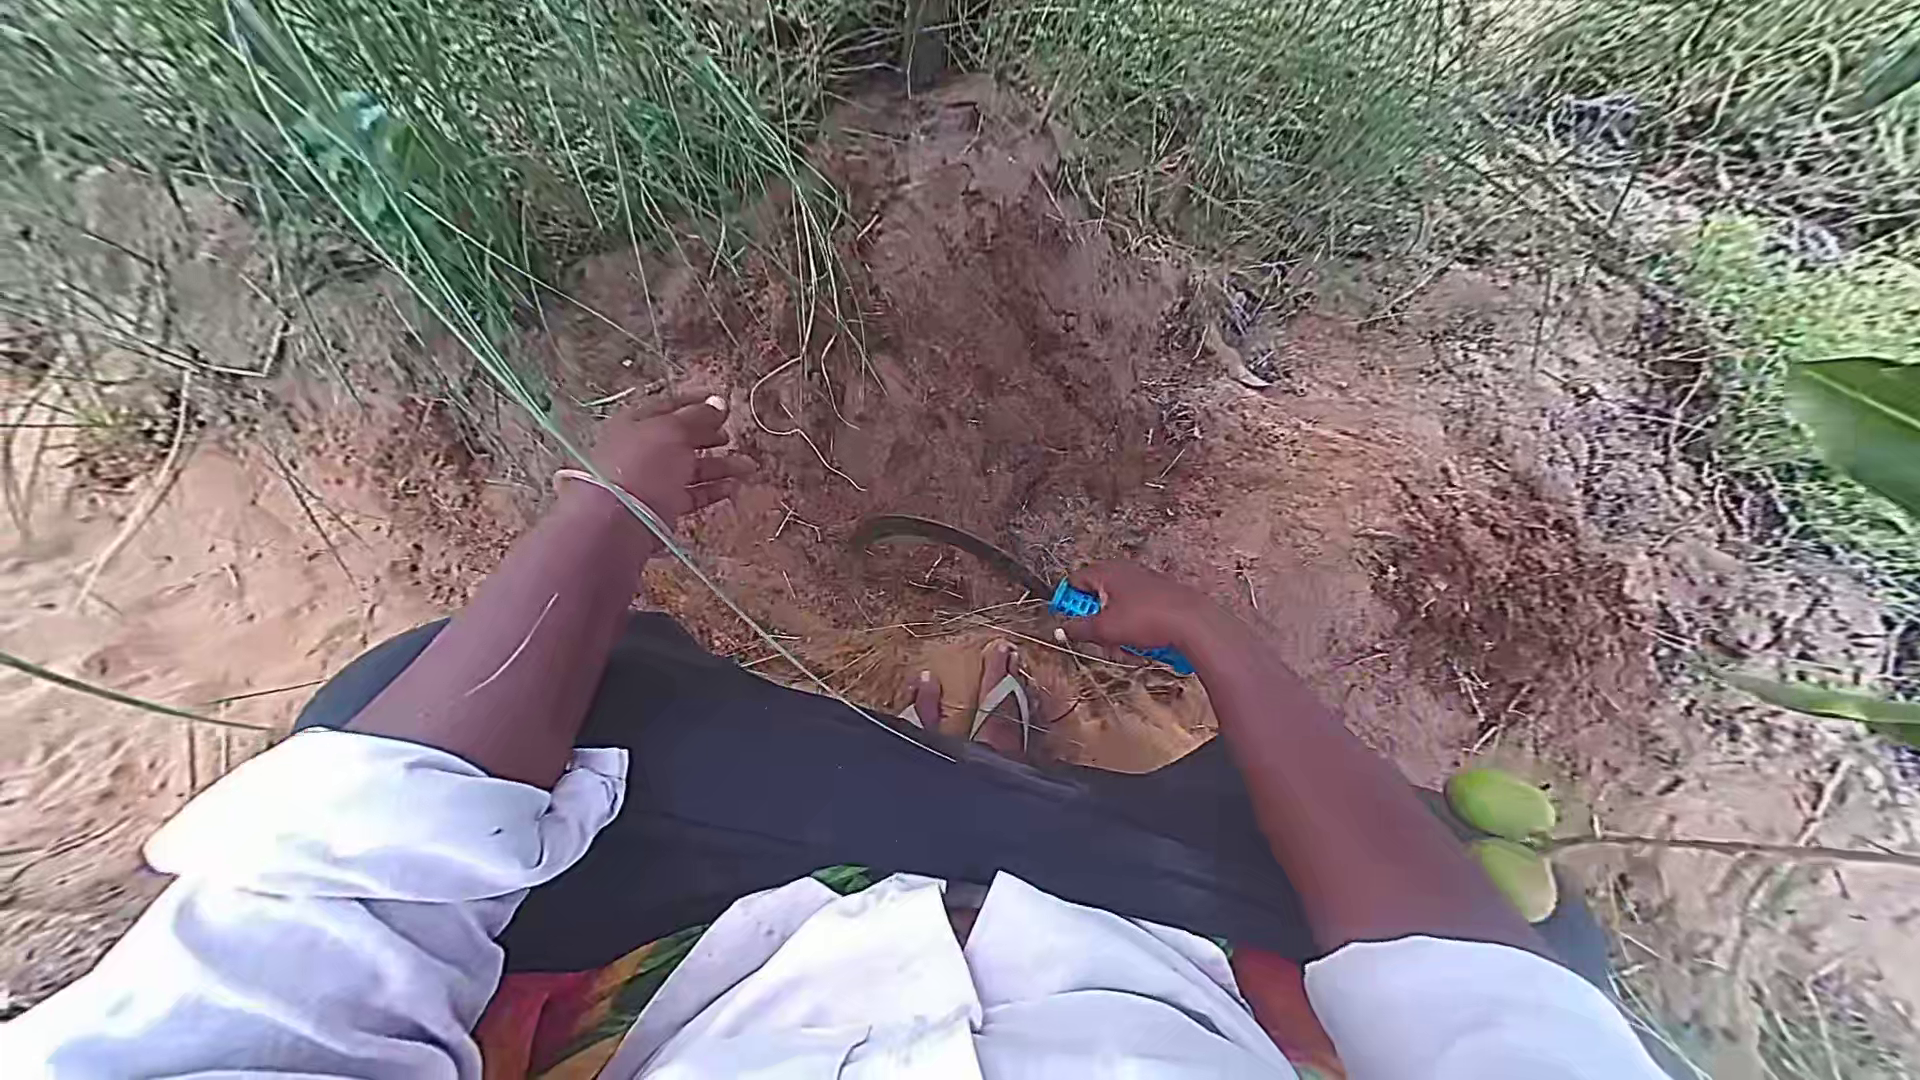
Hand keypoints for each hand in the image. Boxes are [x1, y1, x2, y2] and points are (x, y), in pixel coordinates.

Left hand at [570, 389, 753, 531]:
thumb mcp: (672, 431)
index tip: (722, 402)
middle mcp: (644, 449)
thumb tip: (719, 402)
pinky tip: (733, 487)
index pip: (670, 406)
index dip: (696, 402)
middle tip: (732, 436)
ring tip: (748, 466)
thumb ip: (698, 417)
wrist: (620, 518)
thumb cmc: (644, 464)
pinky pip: (694, 493)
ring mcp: (654, 479)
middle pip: (683, 439)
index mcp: (638, 423)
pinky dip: (714, 490)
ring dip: (722, 466)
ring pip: (693, 468)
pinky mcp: (665, 505)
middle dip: (711, 436)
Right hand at [1063, 561, 1227, 651]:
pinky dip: (1135, 632)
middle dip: (1097, 625)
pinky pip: (1137, 615)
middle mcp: (1125, 572)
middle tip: (1102, 643)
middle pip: (1096, 600)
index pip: (1074, 582)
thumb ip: (1078, 629)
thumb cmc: (1147, 620)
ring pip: (1117, 611)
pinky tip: (1144, 648)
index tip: (1072, 624)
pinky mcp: (1160, 598)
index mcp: (1107, 572)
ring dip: (1117, 634)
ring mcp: (1144, 584)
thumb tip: (1062, 629)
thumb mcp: (1104, 629)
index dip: (1069, 604)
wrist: (1195, 624)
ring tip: (1127, 650)